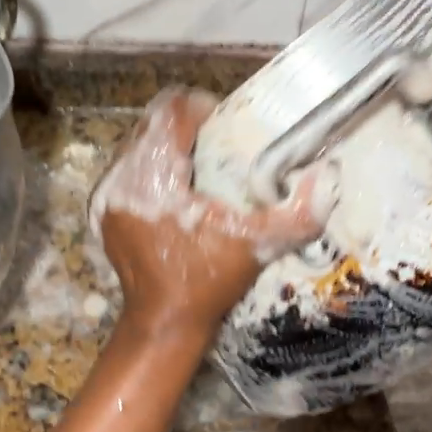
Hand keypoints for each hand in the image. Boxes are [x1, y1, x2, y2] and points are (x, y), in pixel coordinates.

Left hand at [91, 88, 325, 334]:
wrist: (162, 323)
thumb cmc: (207, 283)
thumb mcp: (256, 248)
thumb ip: (296, 215)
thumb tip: (327, 180)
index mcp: (154, 177)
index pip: (171, 110)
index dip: (201, 108)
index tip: (224, 127)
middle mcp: (122, 178)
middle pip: (152, 123)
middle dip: (184, 128)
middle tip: (215, 147)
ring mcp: (108, 196)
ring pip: (137, 145)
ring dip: (166, 148)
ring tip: (197, 168)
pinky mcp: (104, 212)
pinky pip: (127, 171)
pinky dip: (151, 172)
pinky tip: (175, 194)